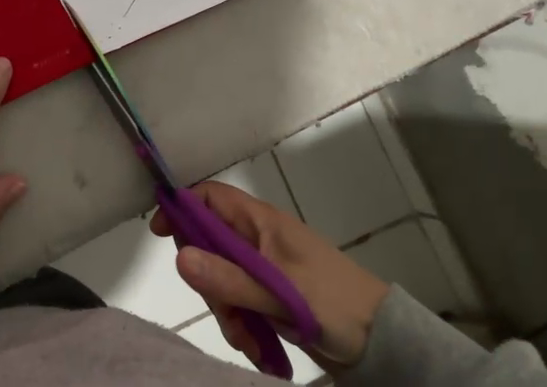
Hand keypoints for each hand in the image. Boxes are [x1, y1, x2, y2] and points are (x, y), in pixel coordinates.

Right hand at [152, 181, 389, 367]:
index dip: (182, 208)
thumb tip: (178, 259)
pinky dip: (242, 324)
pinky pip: (238, 301)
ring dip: (227, 310)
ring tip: (248, 340)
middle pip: (208, 243)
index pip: (208, 197)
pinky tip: (257, 348)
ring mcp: (264, 268)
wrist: (385, 344)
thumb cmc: (336, 305)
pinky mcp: (270, 295)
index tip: (161, 235)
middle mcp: (258, 239)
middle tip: (224, 310)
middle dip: (208, 280)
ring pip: (221, 277)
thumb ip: (229, 279)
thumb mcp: (280, 294)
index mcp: (261, 222)